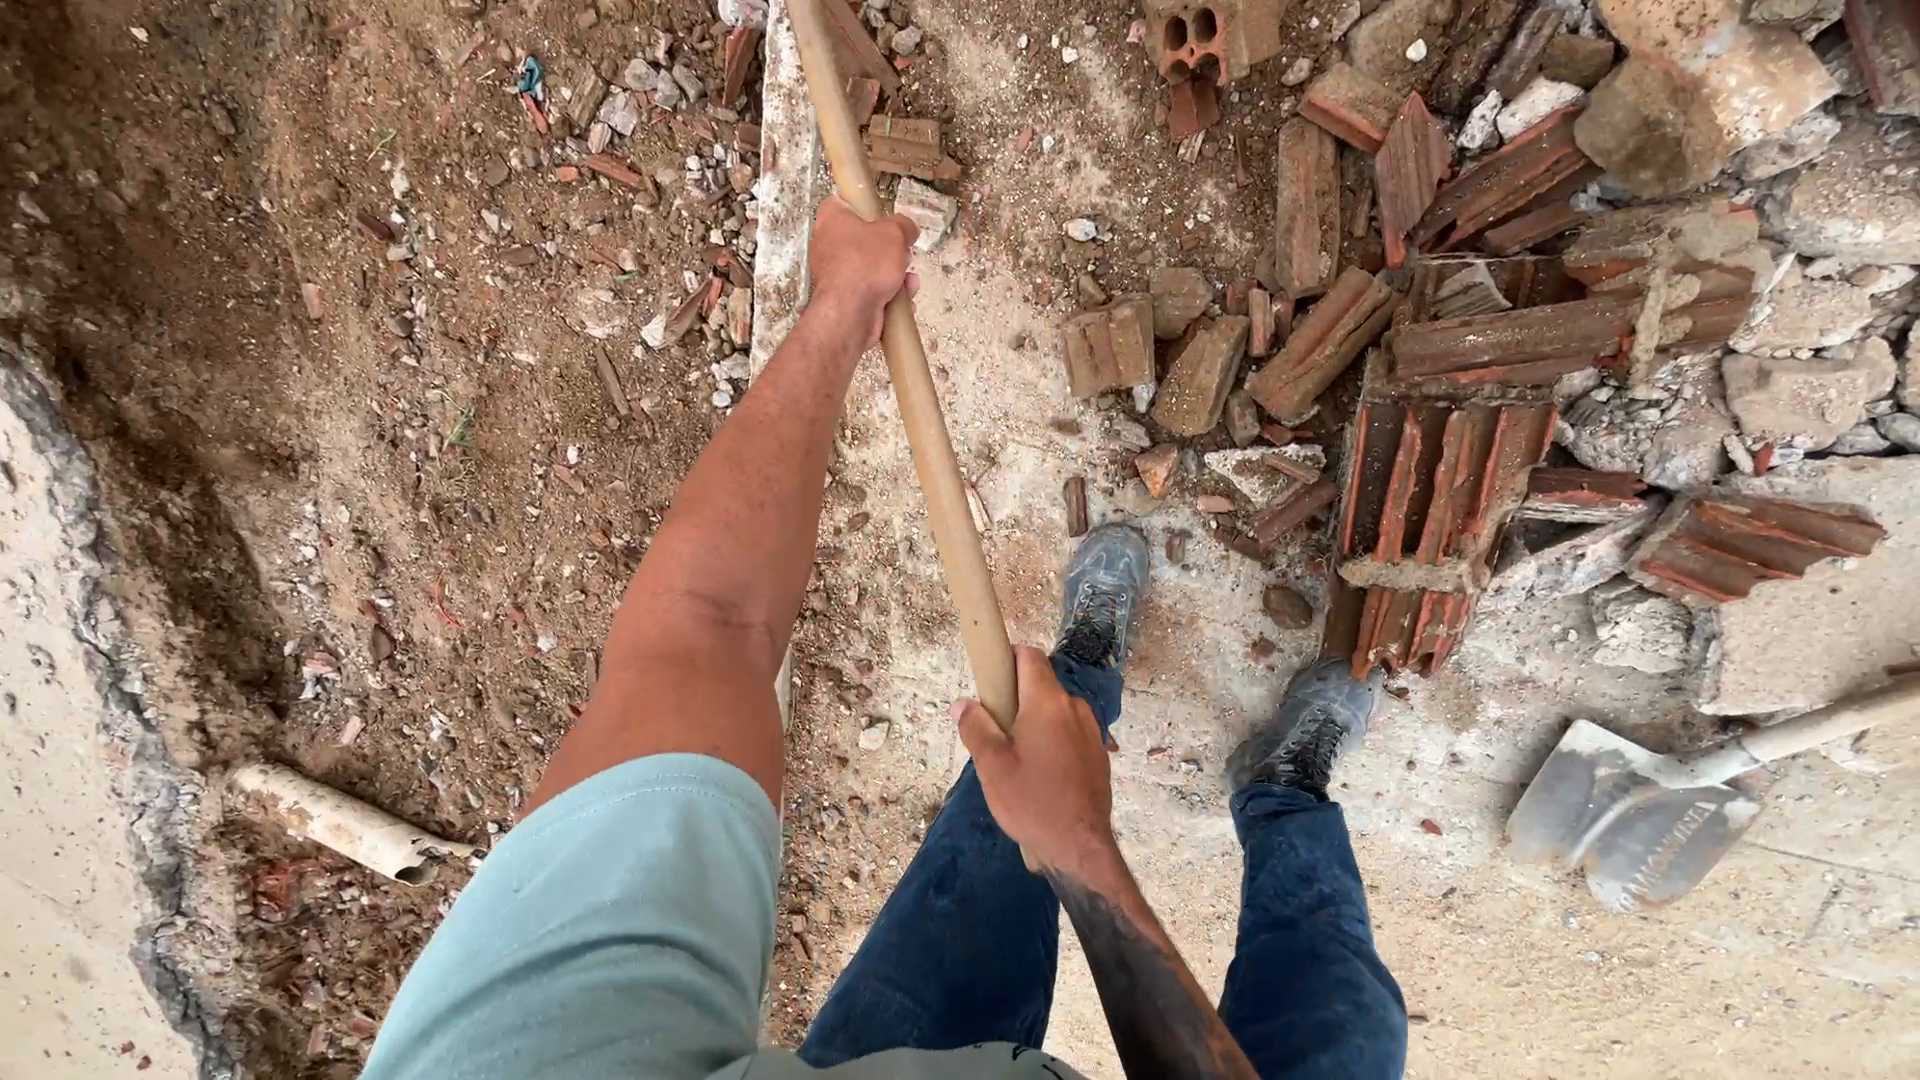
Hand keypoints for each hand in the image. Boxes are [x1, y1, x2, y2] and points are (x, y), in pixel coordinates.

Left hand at [806, 193, 918, 345]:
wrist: (851, 312)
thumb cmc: (864, 264)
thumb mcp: (894, 233)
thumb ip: (904, 226)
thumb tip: (908, 227)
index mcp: (832, 219)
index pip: (846, 203)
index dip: (867, 209)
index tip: (884, 215)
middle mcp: (829, 245)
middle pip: (865, 242)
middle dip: (890, 251)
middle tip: (902, 253)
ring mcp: (836, 275)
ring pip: (871, 270)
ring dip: (895, 277)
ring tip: (908, 281)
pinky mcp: (846, 300)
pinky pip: (872, 293)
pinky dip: (889, 297)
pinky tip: (904, 300)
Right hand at [953, 646, 1118, 877]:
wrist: (1081, 847)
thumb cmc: (1033, 802)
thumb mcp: (992, 766)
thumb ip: (976, 727)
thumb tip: (963, 704)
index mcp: (1047, 702)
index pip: (1029, 655)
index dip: (1008, 657)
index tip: (990, 678)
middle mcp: (1074, 707)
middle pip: (1041, 684)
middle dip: (1017, 698)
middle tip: (996, 730)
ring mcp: (1091, 729)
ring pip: (1055, 710)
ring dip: (1035, 721)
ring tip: (1017, 757)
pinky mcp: (1098, 752)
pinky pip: (1069, 731)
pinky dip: (1053, 739)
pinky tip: (1042, 773)